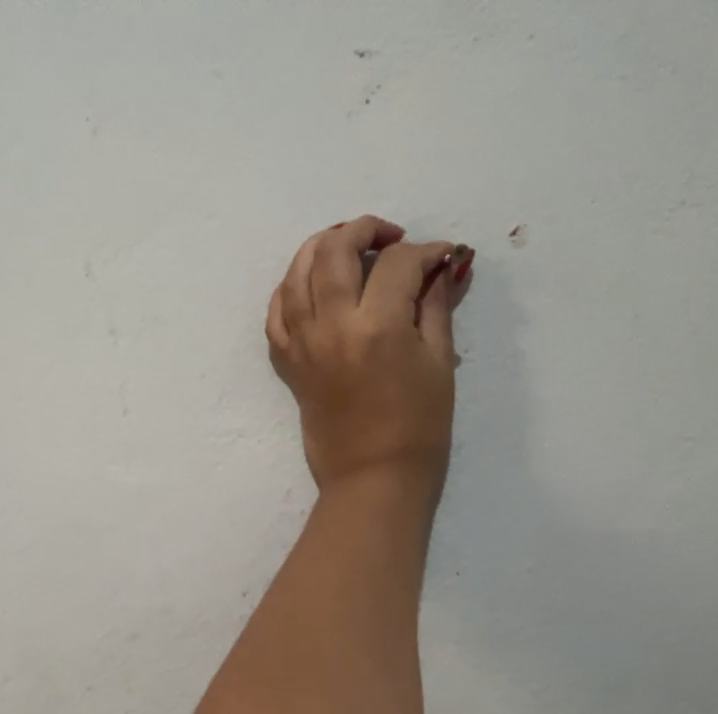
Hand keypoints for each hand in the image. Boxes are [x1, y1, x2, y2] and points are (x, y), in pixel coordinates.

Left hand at [265, 216, 472, 493]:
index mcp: (379, 326)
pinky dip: (290, 288)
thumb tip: (439, 267)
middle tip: (388, 238)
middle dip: (364, 230)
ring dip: (320, 248)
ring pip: (297, 273)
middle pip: (335, 251)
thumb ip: (435, 307)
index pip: (397, 262)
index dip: (425, 251)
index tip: (441, 257)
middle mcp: (333, 325)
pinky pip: (276, 313)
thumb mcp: (439, 363)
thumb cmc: (418, 427)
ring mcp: (303, 343)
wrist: (372, 478)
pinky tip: (310, 284)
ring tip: (346, 248)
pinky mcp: (288, 363)